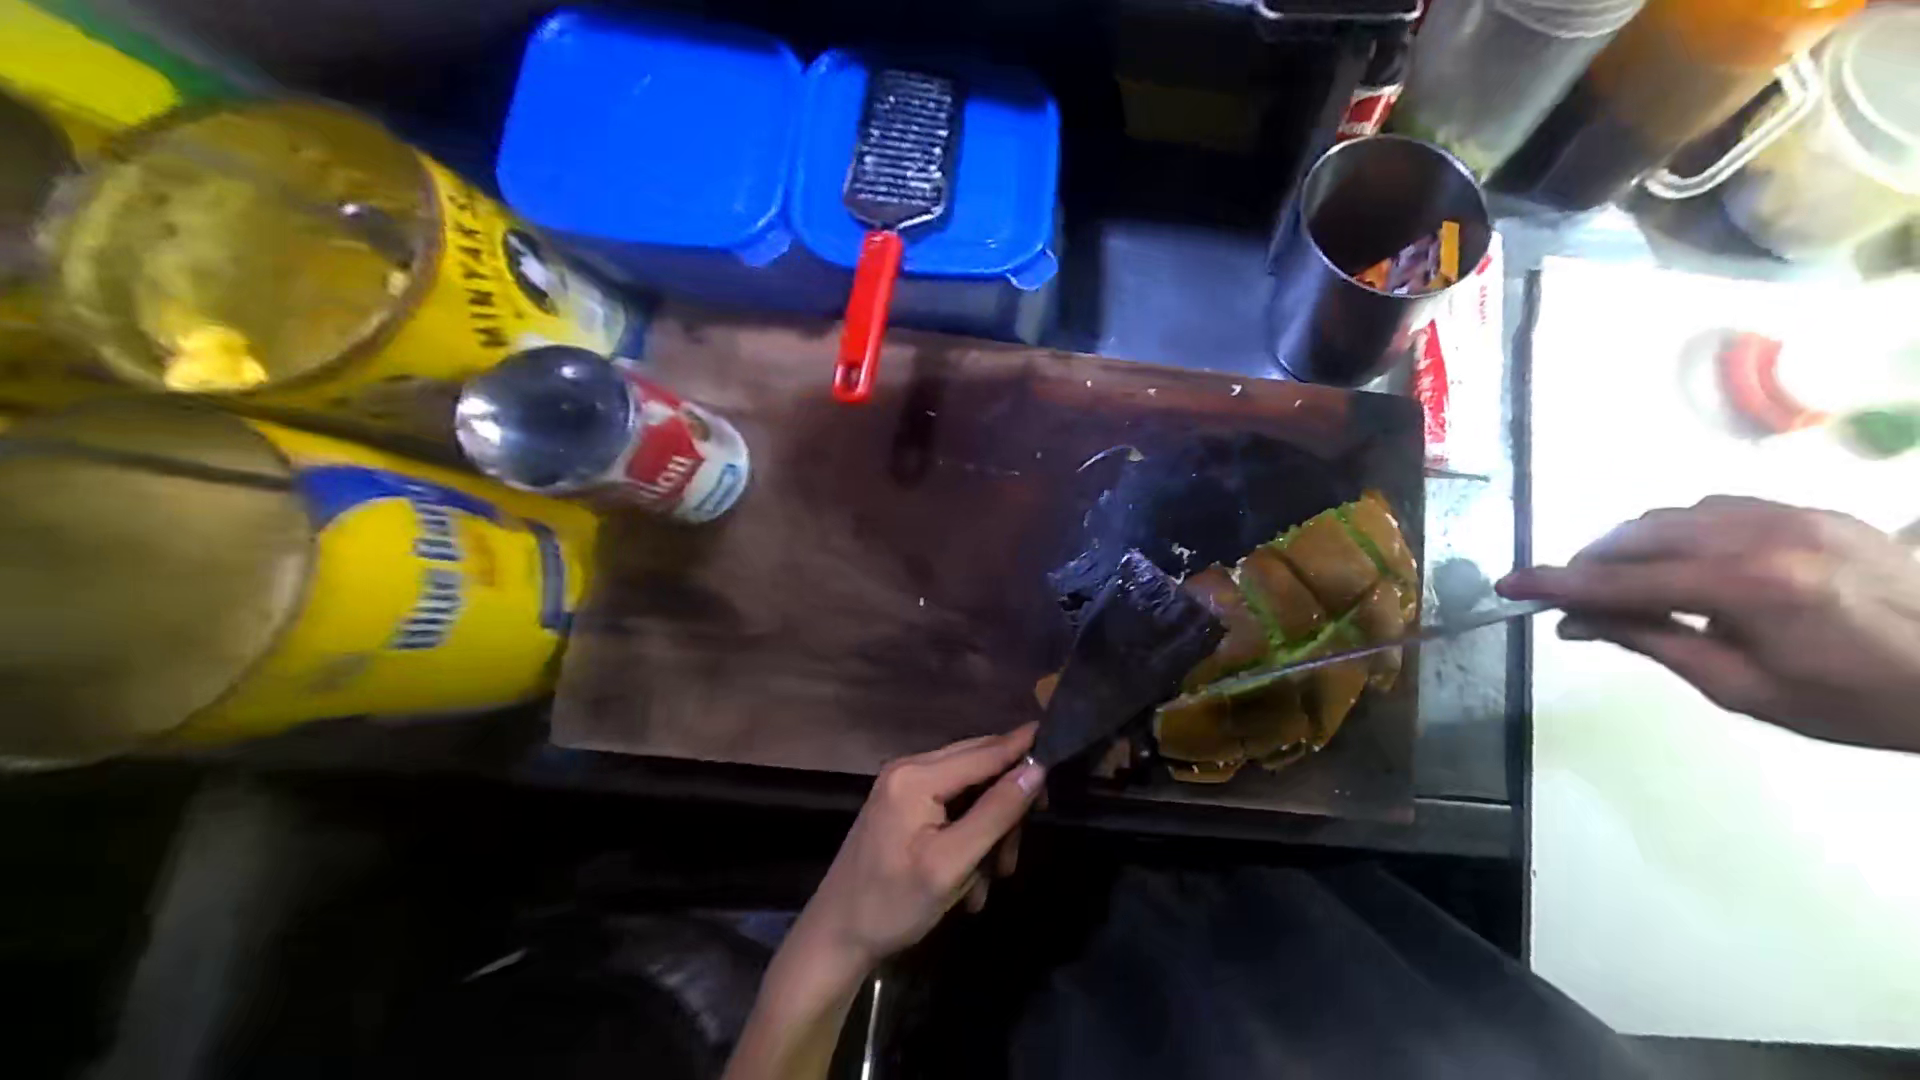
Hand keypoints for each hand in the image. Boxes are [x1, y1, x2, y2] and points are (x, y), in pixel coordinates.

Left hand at [794, 724, 1044, 973]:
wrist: (836, 936)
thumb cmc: (893, 904)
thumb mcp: (951, 865)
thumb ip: (995, 813)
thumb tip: (1037, 768)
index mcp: (916, 776)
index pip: (984, 752)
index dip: (1023, 746)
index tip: (1059, 736)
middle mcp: (909, 768)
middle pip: (978, 766)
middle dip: (1006, 804)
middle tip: (1017, 851)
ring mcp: (902, 784)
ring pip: (968, 788)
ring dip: (989, 829)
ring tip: (993, 877)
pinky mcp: (902, 803)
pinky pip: (951, 805)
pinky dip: (968, 834)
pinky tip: (970, 879)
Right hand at [1499, 496, 1919, 752]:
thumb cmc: (1864, 701)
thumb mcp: (1744, 688)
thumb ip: (1652, 642)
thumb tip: (1572, 622)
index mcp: (1749, 587)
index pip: (1620, 581)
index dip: (1555, 584)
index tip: (1507, 586)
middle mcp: (1763, 537)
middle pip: (1635, 537)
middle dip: (1589, 564)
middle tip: (1572, 598)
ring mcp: (1792, 516)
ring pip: (1667, 517)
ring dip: (1628, 546)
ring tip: (1624, 581)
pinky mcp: (1812, 511)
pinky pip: (1713, 508)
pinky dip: (1675, 531)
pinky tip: (1682, 560)